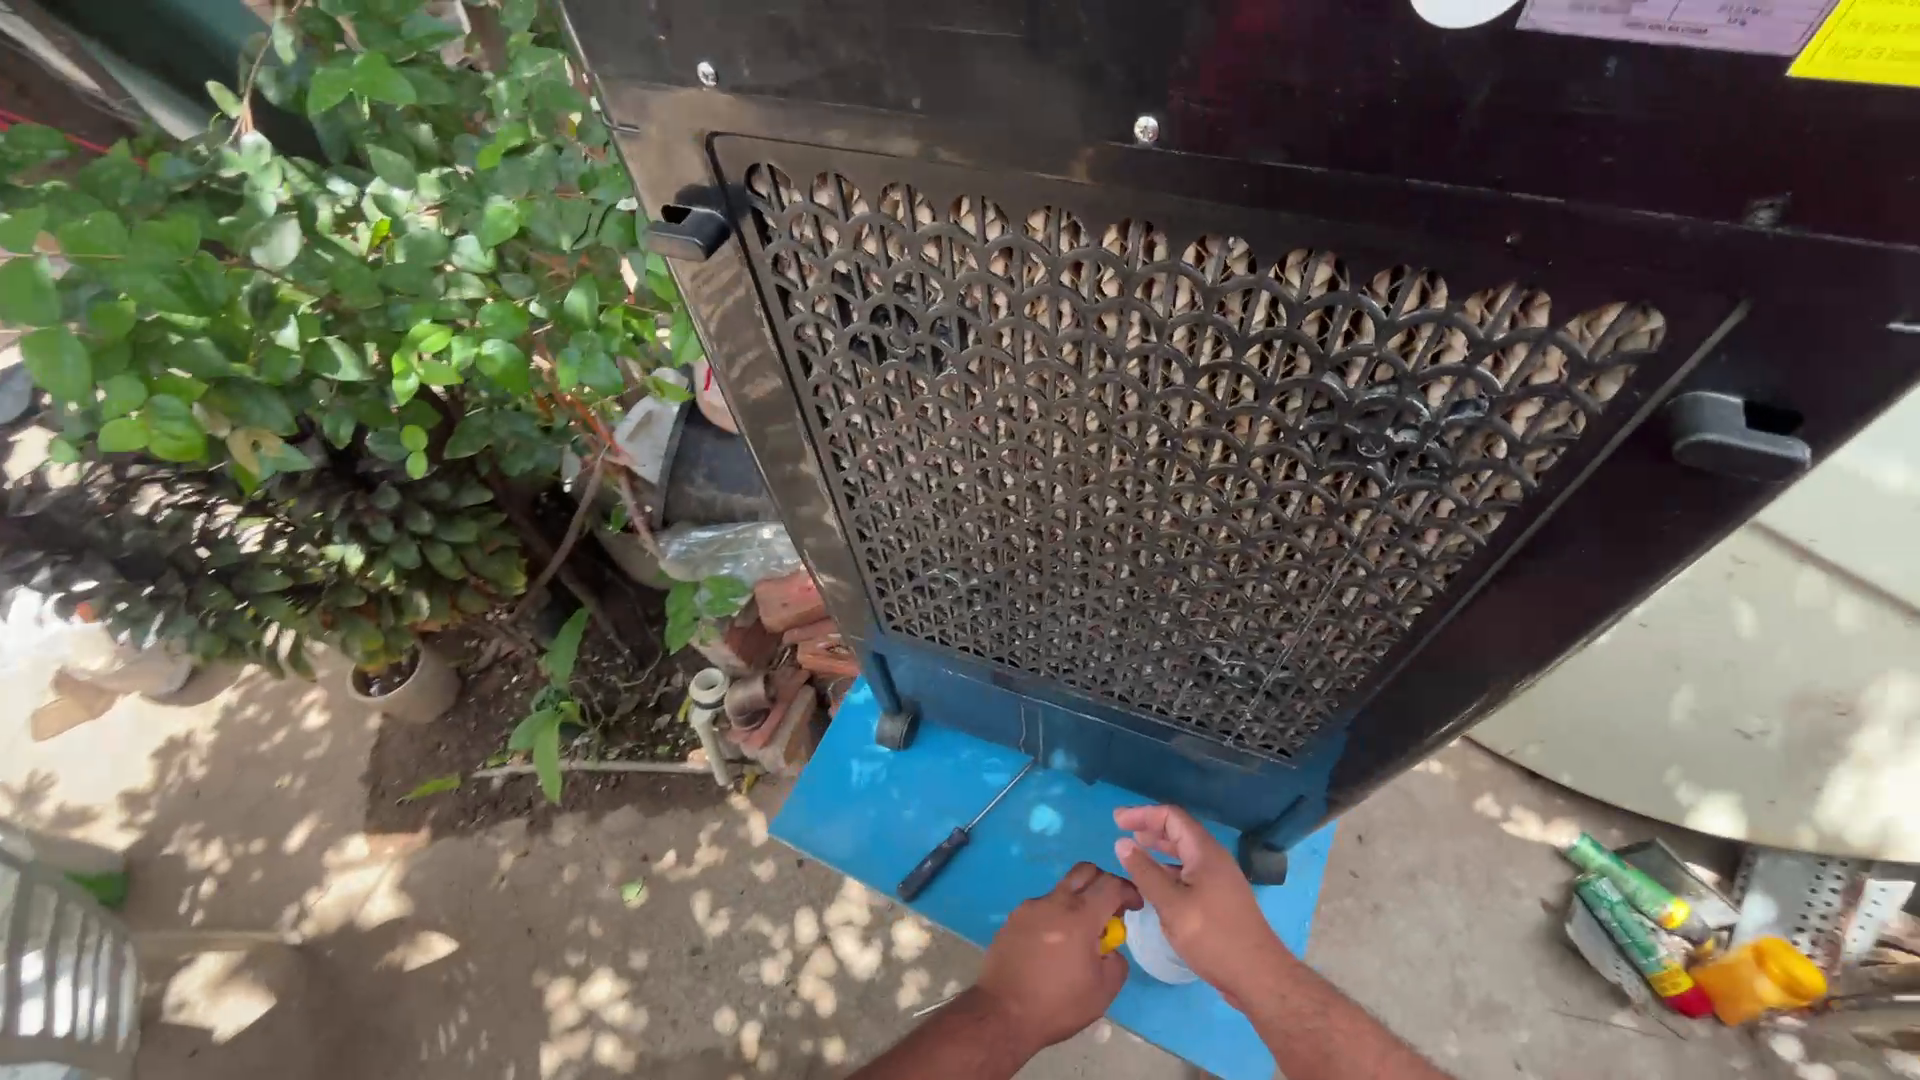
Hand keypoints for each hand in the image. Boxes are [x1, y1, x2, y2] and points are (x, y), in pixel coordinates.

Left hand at [966, 862, 1142, 1055]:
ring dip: (1076, 903)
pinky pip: (1041, 908)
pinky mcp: (1013, 918)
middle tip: (1109, 910)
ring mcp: (1029, 907)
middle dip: (1103, 883)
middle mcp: (1054, 901)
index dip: (1128, 891)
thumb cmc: (1058, 1004)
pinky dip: (1054, 917)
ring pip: (1061, 890)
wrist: (1002, 1012)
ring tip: (1077, 939)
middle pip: (1084, 871)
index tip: (1135, 906)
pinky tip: (1052, 948)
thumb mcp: (1103, 991)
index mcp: (1080, 916)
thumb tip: (1108, 947)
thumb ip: (1116, 961)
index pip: (1111, 884)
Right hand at [1113, 805, 1291, 1005]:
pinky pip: (1189, 872)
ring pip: (1185, 853)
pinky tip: (1155, 882)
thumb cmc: (1213, 937)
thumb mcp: (1172, 905)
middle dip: (1150, 828)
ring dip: (1159, 849)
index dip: (1143, 814)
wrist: (1259, 976)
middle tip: (1122, 831)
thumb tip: (1122, 843)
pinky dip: (1168, 869)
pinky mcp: (1220, 899)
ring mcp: (1219, 880)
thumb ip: (1145, 872)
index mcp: (1205, 852)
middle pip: (1179, 831)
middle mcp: (1214, 859)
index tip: (1117, 820)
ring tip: (1135, 850)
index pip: (1171, 817)